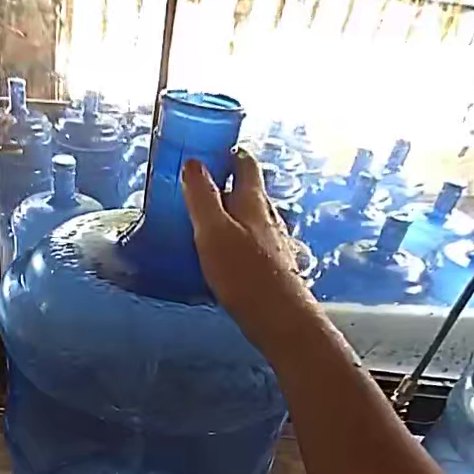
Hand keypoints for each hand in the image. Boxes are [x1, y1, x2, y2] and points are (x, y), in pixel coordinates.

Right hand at [182, 148, 334, 361]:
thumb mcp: (214, 233)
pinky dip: (240, 244)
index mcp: (253, 202)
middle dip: (229, 187)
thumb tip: (193, 164)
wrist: (280, 320)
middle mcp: (269, 219)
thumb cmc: (245, 276)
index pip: (245, 164)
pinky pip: (254, 247)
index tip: (211, 153)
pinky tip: (228, 259)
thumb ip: (202, 198)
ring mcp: (275, 245)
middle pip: (251, 193)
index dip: (229, 154)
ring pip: (253, 221)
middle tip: (203, 191)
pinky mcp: (275, 271)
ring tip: (211, 224)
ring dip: (234, 217)